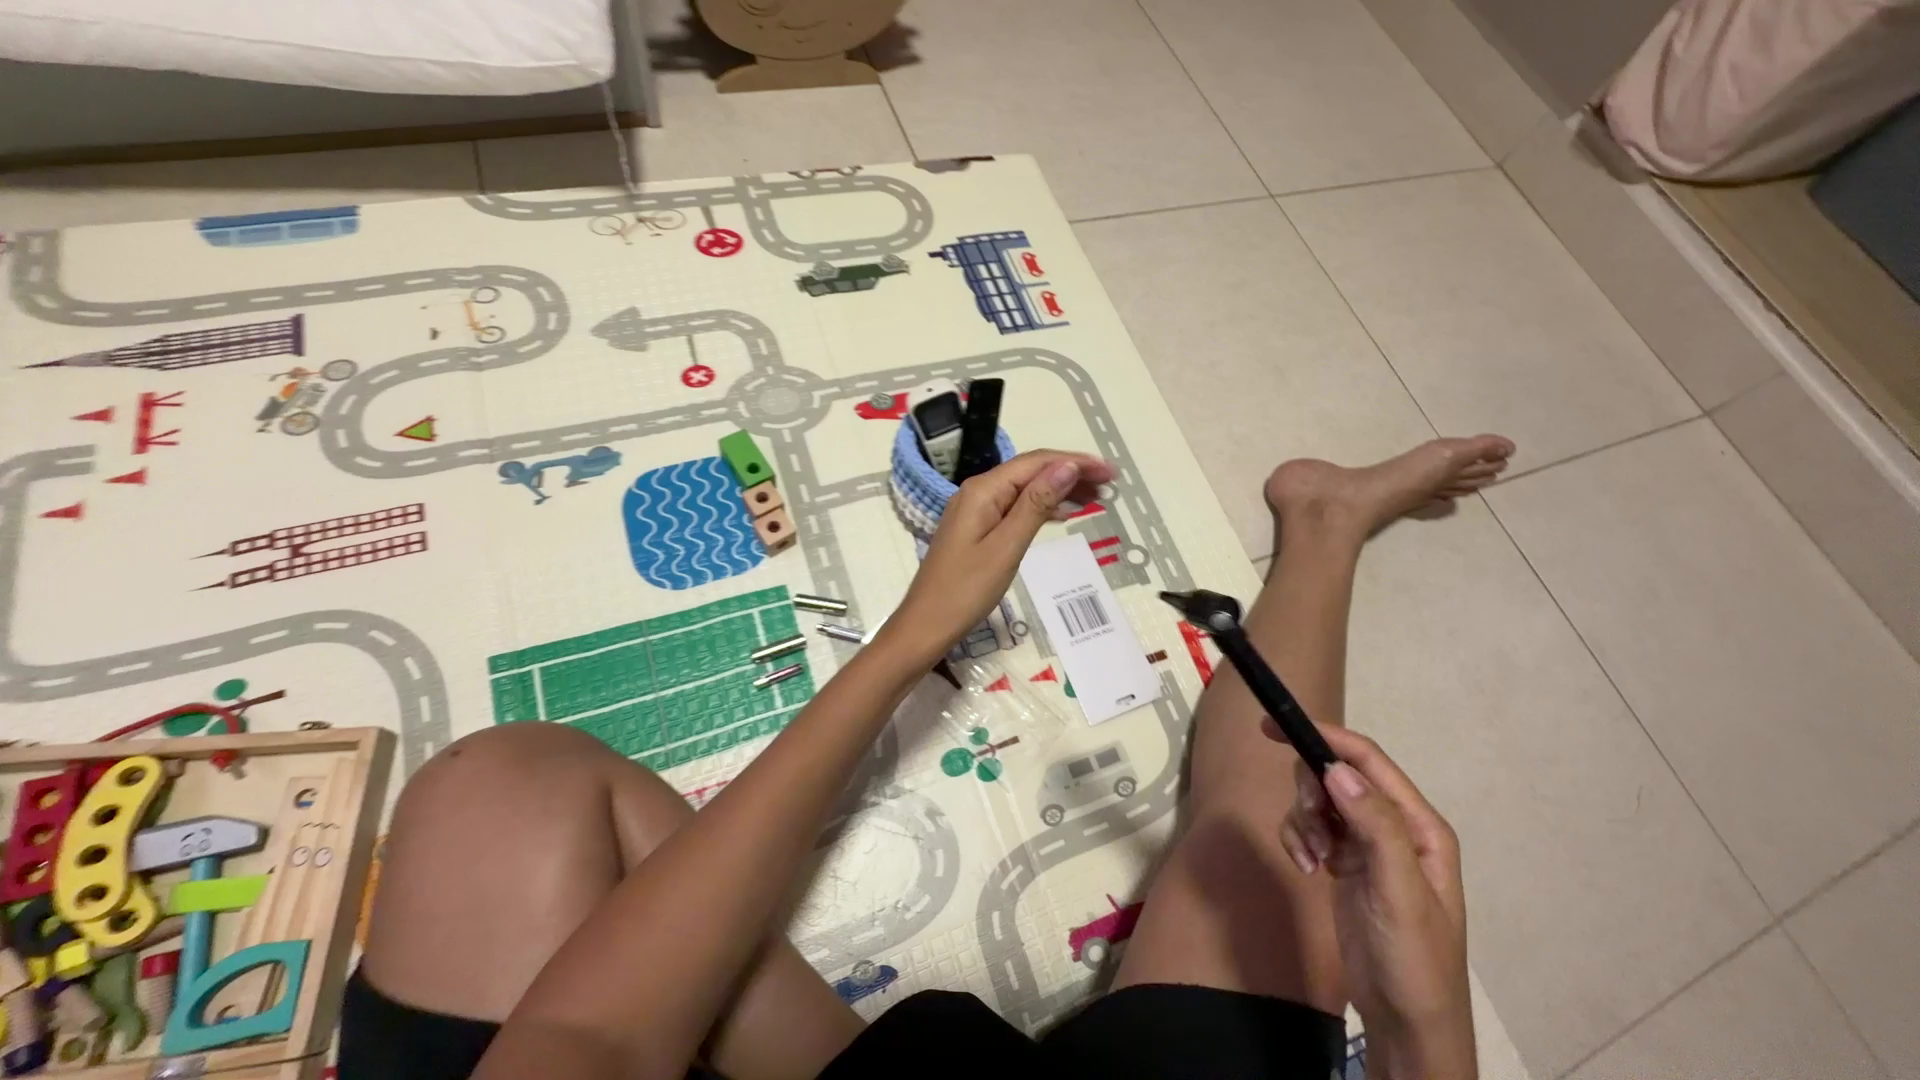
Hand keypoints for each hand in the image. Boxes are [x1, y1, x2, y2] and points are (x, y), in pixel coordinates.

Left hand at [886, 450, 1112, 658]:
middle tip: (1110, 487)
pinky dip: (1043, 508)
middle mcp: (978, 492)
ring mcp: (976, 511)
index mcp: (983, 490)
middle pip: (1032, 472)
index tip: (1110, 473)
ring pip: (1025, 490)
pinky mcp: (977, 530)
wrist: (926, 625)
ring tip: (1097, 500)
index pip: (1036, 463)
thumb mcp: (1007, 547)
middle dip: (1072, 474)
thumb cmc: (965, 590)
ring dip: (1060, 491)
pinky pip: (1016, 508)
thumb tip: (1067, 467)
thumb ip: (1036, 505)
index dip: (1076, 462)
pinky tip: (1064, 516)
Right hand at [1275, 723, 1475, 1079]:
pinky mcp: (1344, 865)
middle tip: (1308, 826)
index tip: (1275, 727)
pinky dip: (1300, 841)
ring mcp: (1367, 846)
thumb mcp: (1399, 893)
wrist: (1406, 1021)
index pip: (1368, 762)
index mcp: (1419, 826)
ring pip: (1320, 803)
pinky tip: (1306, 869)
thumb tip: (1338, 771)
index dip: (1325, 738)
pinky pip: (1312, 831)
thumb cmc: (1415, 960)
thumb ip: (1375, 828)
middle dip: (1311, 793)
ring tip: (1311, 861)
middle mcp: (1394, 827)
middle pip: (1338, 777)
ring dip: (1304, 823)